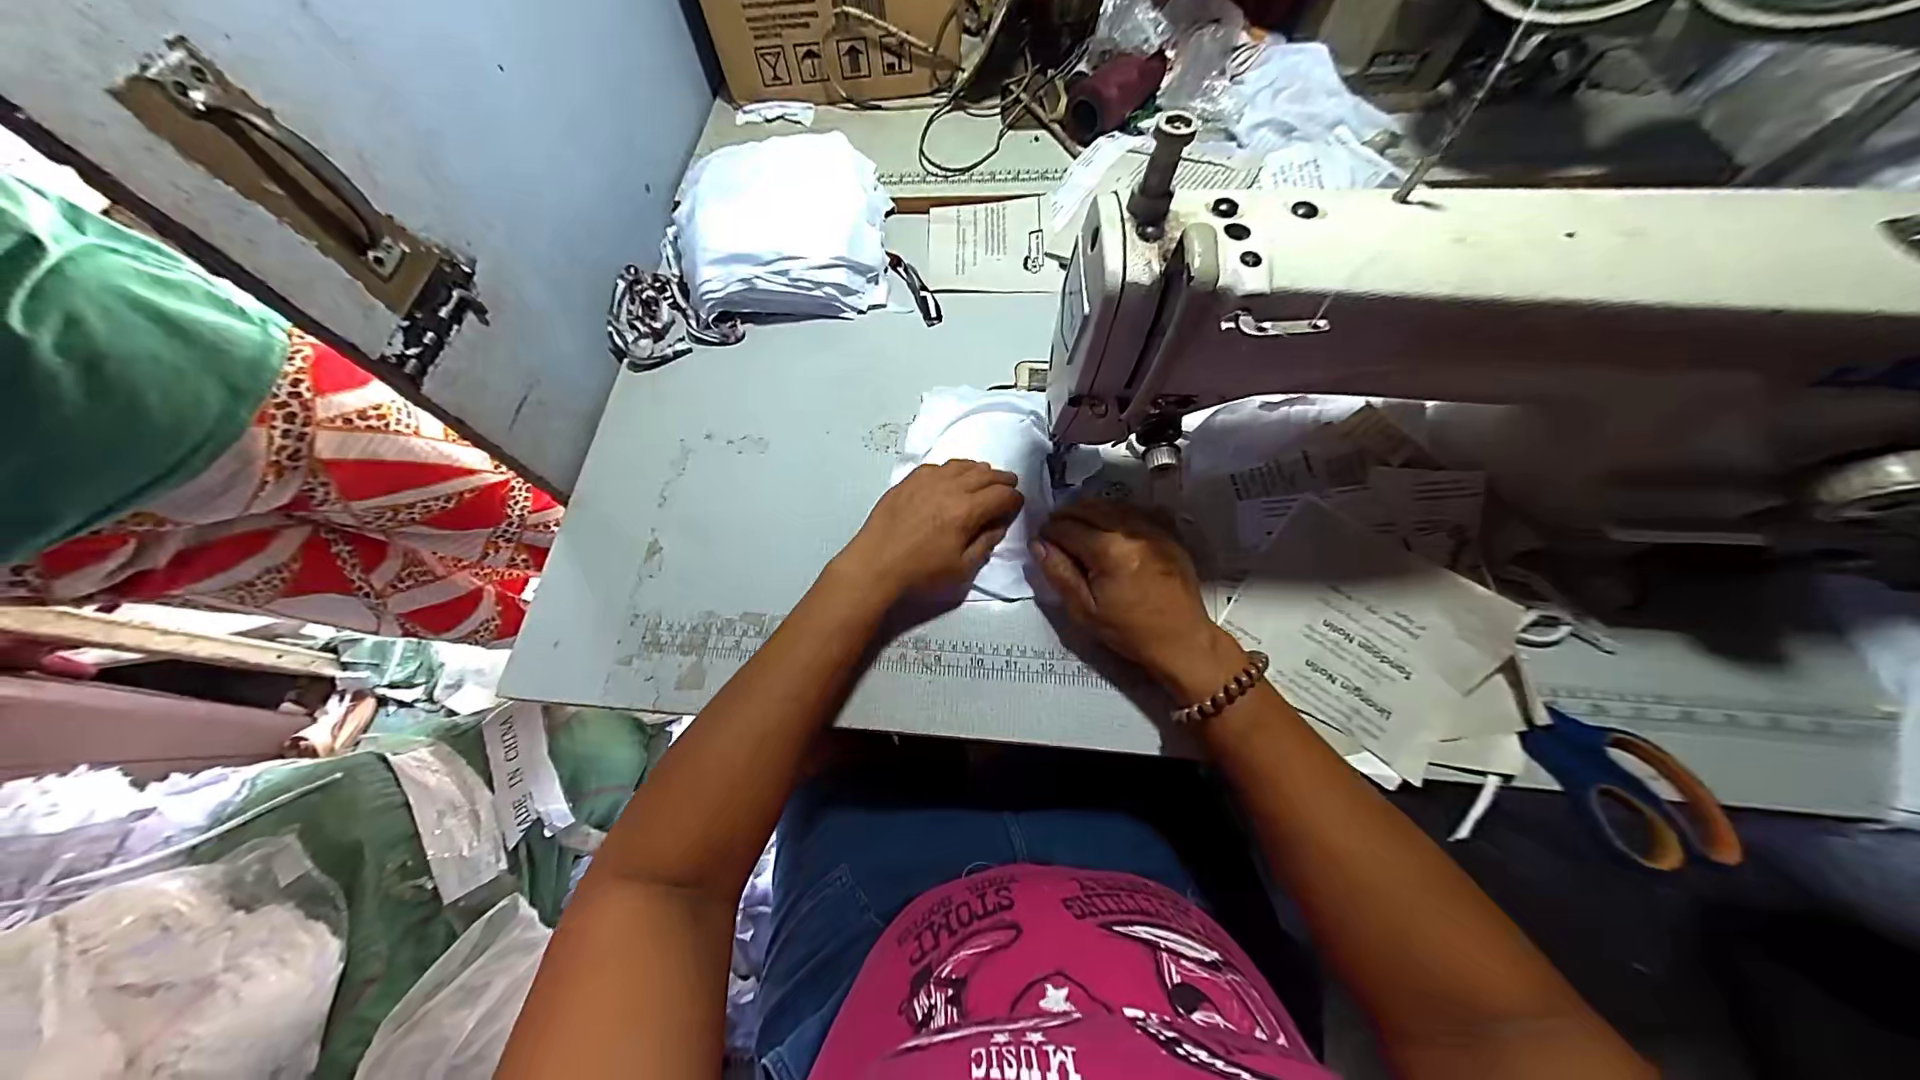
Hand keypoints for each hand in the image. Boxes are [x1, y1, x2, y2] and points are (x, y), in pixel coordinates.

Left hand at [836, 460, 1023, 598]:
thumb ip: (985, 543)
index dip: (1015, 499)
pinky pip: (938, 466)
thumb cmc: (920, 573)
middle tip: (1009, 486)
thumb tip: (999, 524)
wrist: (874, 566)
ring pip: (962, 465)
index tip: (1017, 505)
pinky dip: (953, 469)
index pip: (1002, 495)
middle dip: (1002, 480)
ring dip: (979, 470)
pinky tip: (952, 477)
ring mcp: (926, 480)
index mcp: (966, 510)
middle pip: (985, 475)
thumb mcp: (962, 568)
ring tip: (986, 477)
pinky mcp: (908, 481)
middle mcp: (949, 488)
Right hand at [1032, 500, 1242, 693]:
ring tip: (1077, 525)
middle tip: (1055, 529)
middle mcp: (1131, 531)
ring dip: (1089, 510)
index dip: (1048, 531)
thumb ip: (1059, 573)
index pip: (1067, 527)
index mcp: (1109, 551)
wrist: (1181, 639)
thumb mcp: (1084, 610)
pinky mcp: (1167, 533)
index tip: (1041, 539)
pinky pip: (1135, 511)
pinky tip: (1107, 525)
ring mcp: (1153, 528)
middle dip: (1066, 516)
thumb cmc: (1129, 631)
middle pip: (1089, 509)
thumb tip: (1038, 544)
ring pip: (1111, 505)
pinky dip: (1115, 512)